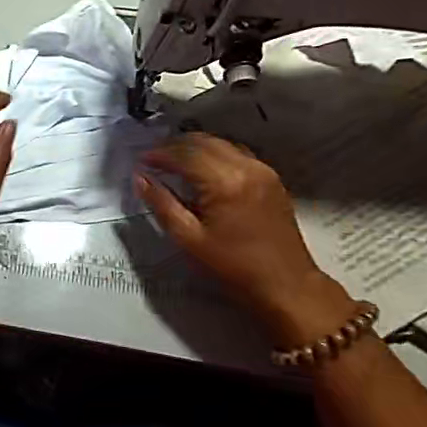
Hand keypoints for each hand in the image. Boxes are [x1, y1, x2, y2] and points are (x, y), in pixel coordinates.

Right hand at [138, 133, 353, 346]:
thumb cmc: (234, 268)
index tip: (141, 160)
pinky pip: (238, 153)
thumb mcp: (189, 239)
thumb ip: (162, 204)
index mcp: (224, 182)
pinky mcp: (271, 178)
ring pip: (222, 144)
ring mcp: (262, 170)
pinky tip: (204, 169)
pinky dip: (216, 154)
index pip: (185, 154)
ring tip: (174, 161)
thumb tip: (140, 178)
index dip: (160, 154)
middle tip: (154, 158)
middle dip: (176, 146)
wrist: (285, 285)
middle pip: (204, 142)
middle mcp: (246, 167)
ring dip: (196, 147)